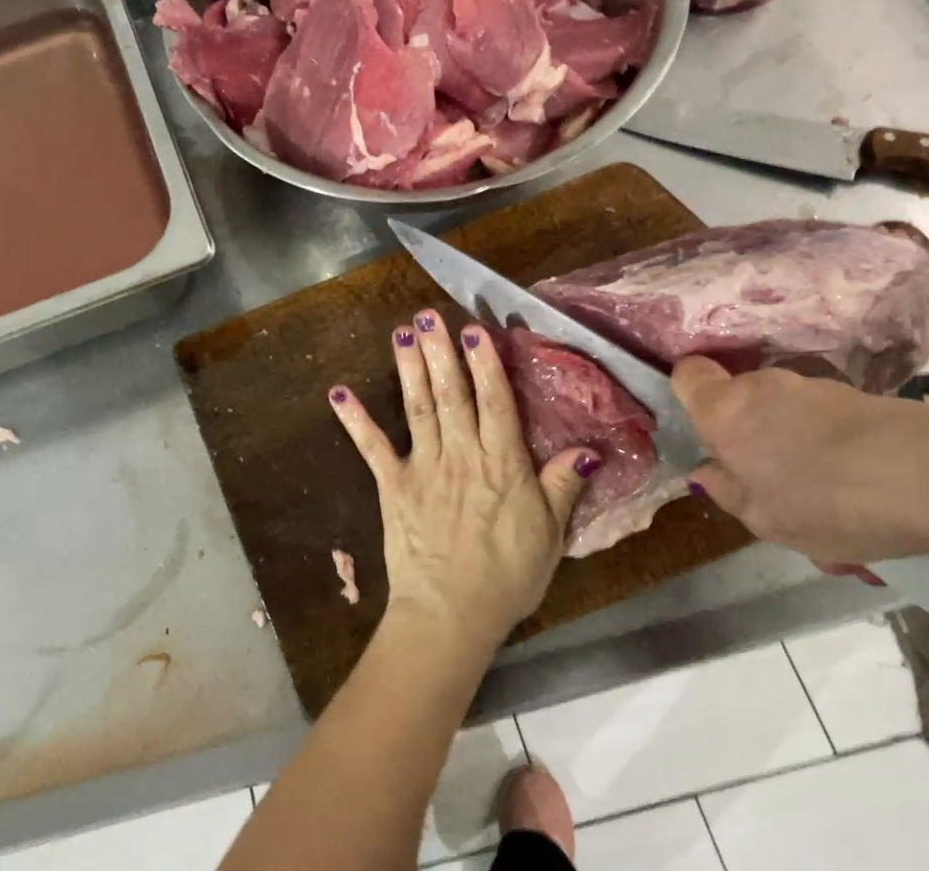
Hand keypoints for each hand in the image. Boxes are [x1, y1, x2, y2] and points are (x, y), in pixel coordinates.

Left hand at [329, 310, 592, 648]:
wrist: (451, 613)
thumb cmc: (507, 576)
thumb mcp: (550, 534)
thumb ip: (563, 486)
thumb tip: (589, 448)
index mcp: (503, 464)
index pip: (495, 402)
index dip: (485, 363)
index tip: (474, 329)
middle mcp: (461, 455)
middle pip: (451, 394)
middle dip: (440, 351)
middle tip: (428, 316)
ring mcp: (423, 468)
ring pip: (416, 408)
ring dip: (408, 369)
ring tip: (401, 333)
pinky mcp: (392, 486)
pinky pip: (372, 448)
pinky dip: (355, 420)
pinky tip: (339, 393)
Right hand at [671, 356, 928, 564]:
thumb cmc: (835, 503)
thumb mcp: (765, 519)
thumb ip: (725, 491)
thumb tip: (706, 470)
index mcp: (727, 410)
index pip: (686, 374)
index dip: (685, 398)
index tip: (699, 436)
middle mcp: (765, 387)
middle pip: (737, 401)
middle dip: (744, 438)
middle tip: (764, 487)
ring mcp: (817, 389)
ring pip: (783, 417)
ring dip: (791, 451)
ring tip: (820, 504)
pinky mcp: (863, 399)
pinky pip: (824, 426)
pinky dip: (830, 453)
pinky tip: (858, 497)